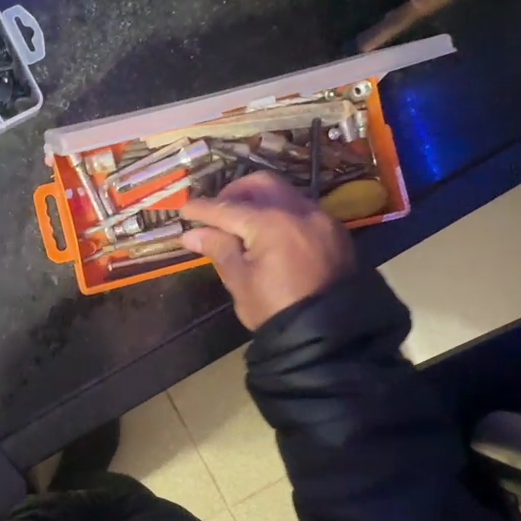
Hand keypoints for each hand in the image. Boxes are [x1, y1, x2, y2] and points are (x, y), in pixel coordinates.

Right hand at [180, 172, 356, 330]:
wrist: (328, 335)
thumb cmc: (275, 309)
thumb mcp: (240, 281)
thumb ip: (219, 248)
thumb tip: (192, 235)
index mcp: (271, 223)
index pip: (228, 209)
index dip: (203, 210)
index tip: (185, 210)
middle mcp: (299, 211)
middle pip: (262, 184)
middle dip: (235, 192)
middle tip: (218, 211)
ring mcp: (322, 220)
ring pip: (286, 194)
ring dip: (261, 201)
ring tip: (243, 223)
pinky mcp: (336, 233)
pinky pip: (304, 211)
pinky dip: (282, 214)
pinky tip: (271, 235)